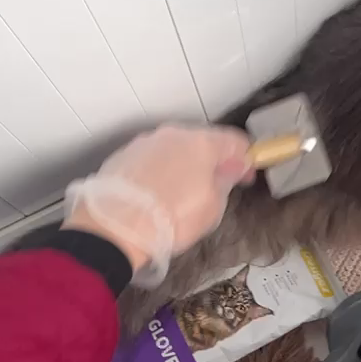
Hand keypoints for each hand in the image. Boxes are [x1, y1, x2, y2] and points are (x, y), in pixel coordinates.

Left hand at [64, 124, 252, 285]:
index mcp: (201, 142)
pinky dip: (159, 172)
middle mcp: (172, 134)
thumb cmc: (173, 217)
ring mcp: (144, 143)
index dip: (245, 159)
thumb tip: (227, 171)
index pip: (234, 141)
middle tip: (216, 184)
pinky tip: (156, 194)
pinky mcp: (121, 156)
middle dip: (212, 161)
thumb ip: (224, 183)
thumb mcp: (212, 208)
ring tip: (182, 191)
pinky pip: (150, 160)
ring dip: (183, 165)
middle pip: (201, 142)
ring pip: (173, 149)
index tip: (245, 176)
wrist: (115, 227)